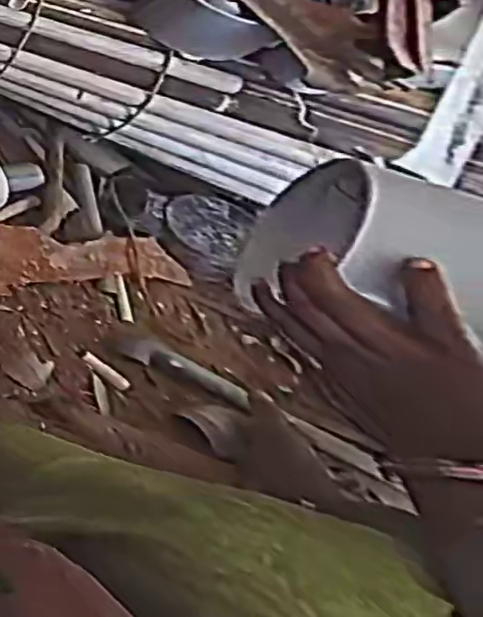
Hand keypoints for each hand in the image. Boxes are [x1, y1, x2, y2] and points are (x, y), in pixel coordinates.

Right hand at [0, 505, 132, 616]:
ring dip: (7, 557)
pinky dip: (31, 570)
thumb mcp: (7, 615)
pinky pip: (47, 566)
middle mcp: (38, 547)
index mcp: (14, 549)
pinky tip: (33, 590)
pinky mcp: (88, 583)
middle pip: (0, 533)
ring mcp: (67, 564)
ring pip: (24, 550)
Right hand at [251, 250, 482, 460]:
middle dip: (293, 278)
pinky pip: (430, 310)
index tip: (265, 285)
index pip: (288, 325)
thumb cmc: (422, 451)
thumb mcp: (362, 416)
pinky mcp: (447, 349)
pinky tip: (416, 267)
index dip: (270, 302)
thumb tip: (318, 366)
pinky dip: (420, 284)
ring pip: (342, 300)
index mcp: (334, 370)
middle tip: (291, 261)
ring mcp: (398, 349)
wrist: (471, 472)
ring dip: (324, 274)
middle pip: (307, 306)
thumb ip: (337, 385)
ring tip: (319, 256)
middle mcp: (354, 354)